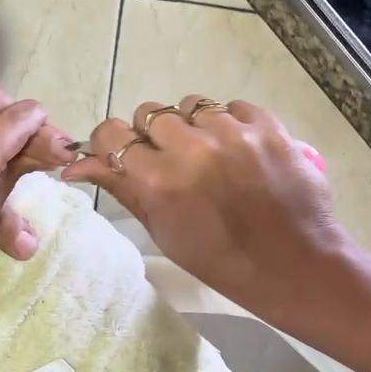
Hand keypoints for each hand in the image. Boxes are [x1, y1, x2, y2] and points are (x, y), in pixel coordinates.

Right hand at [63, 95, 363, 326]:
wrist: (293, 265)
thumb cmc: (219, 259)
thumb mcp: (161, 229)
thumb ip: (122, 188)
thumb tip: (76, 165)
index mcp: (158, 179)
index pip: (112, 134)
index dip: (111, 142)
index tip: (119, 153)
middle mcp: (190, 147)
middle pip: (151, 114)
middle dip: (153, 135)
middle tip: (170, 160)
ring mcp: (232, 132)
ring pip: (191, 105)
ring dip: (191, 126)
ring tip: (207, 153)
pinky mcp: (267, 125)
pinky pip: (232, 107)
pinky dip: (228, 123)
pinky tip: (236, 151)